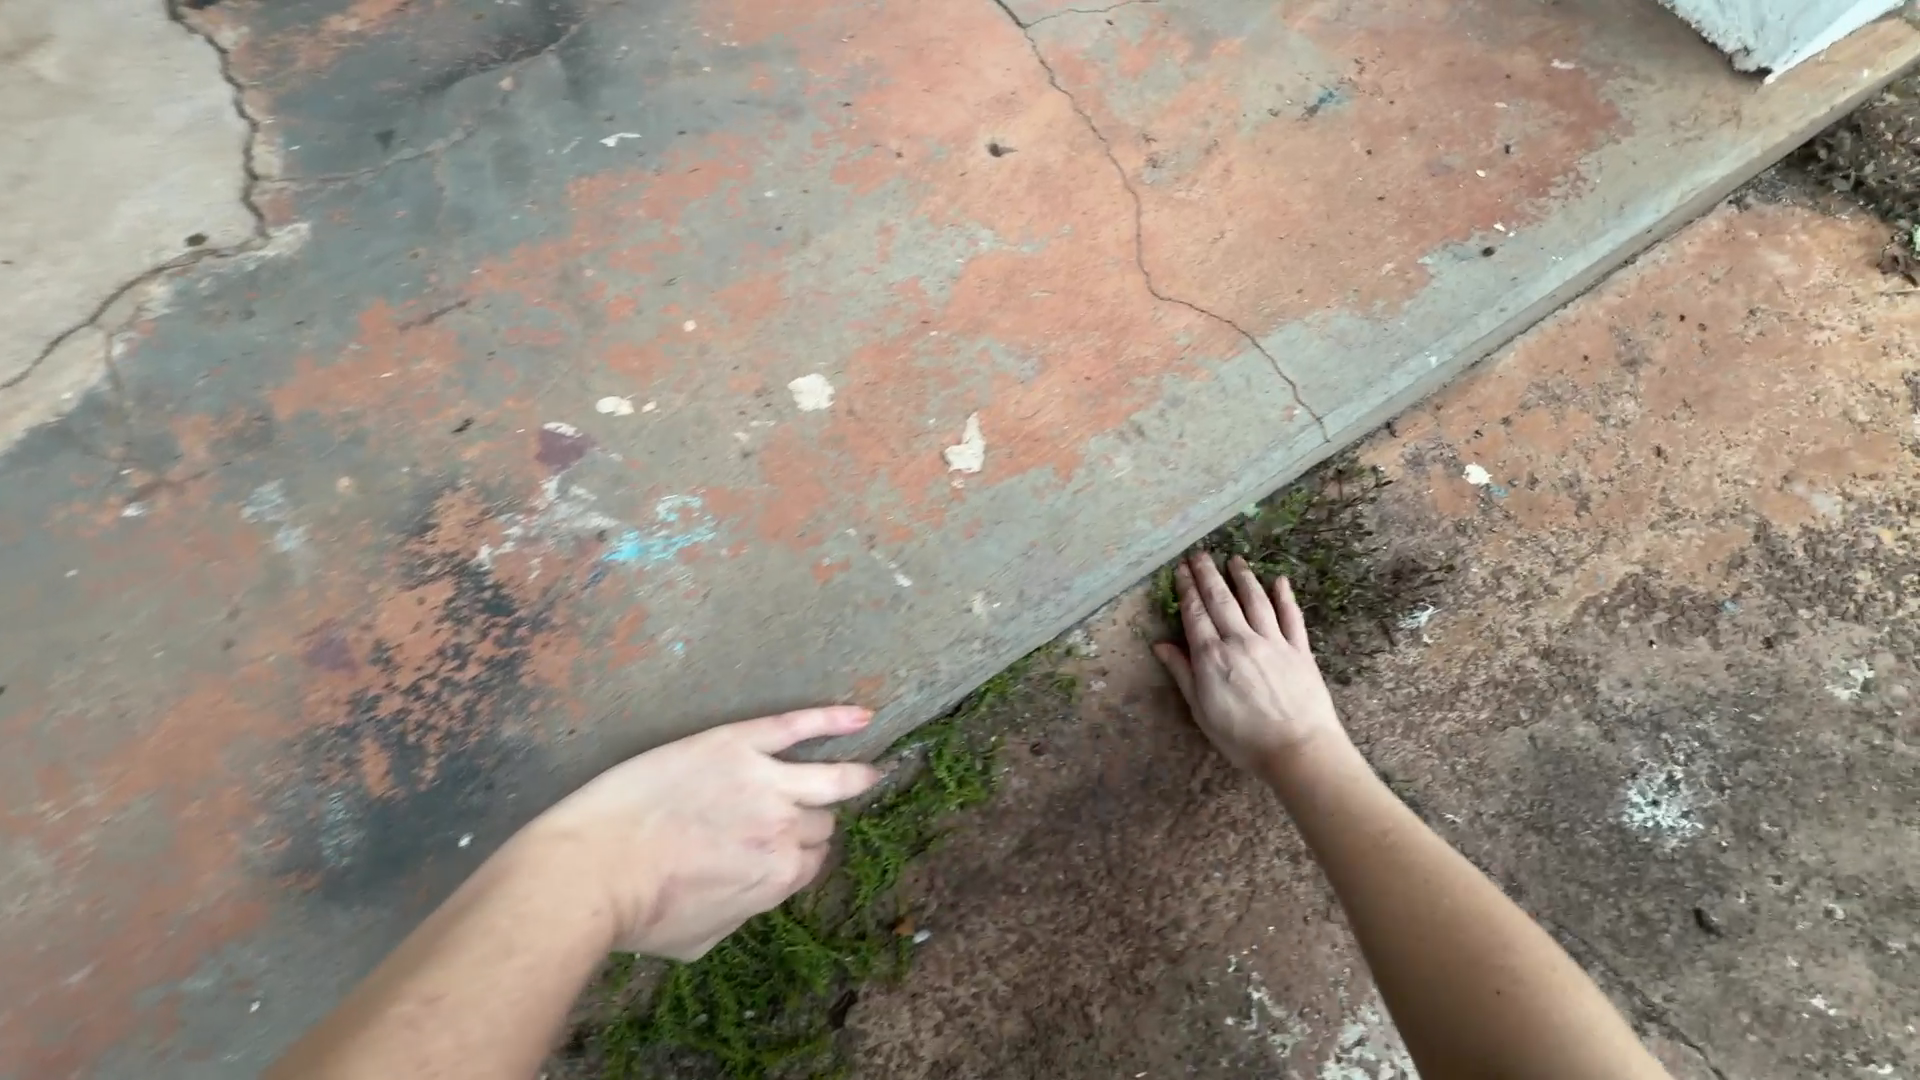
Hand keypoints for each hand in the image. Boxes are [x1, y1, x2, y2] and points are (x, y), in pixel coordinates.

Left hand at [524, 707, 880, 959]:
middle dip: (811, 821)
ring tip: (869, 771)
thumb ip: (746, 911)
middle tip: (793, 816)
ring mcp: (767, 781)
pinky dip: (834, 719)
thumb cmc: (639, 913)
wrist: (592, 870)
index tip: (786, 848)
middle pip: (822, 821)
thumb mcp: (702, 939)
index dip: (800, 854)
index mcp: (779, 877)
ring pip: (831, 779)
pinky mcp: (740, 744)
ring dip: (855, 777)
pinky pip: (798, 726)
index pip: (812, 859)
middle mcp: (785, 830)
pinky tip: (862, 715)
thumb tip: (758, 892)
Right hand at [1152, 551, 1350, 777]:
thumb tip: (1160, 645)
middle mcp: (1240, 641)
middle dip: (1208, 575)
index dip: (1187, 589)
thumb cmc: (1242, 738)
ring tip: (1234, 559)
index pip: (1195, 614)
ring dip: (1243, 577)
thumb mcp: (1201, 710)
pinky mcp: (1299, 651)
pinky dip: (1285, 597)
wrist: (1298, 751)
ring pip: (1255, 601)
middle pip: (1221, 600)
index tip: (1181, 569)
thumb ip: (1182, 673)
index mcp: (1212, 656)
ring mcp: (1272, 643)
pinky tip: (1280, 581)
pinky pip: (1291, 617)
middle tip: (1200, 554)